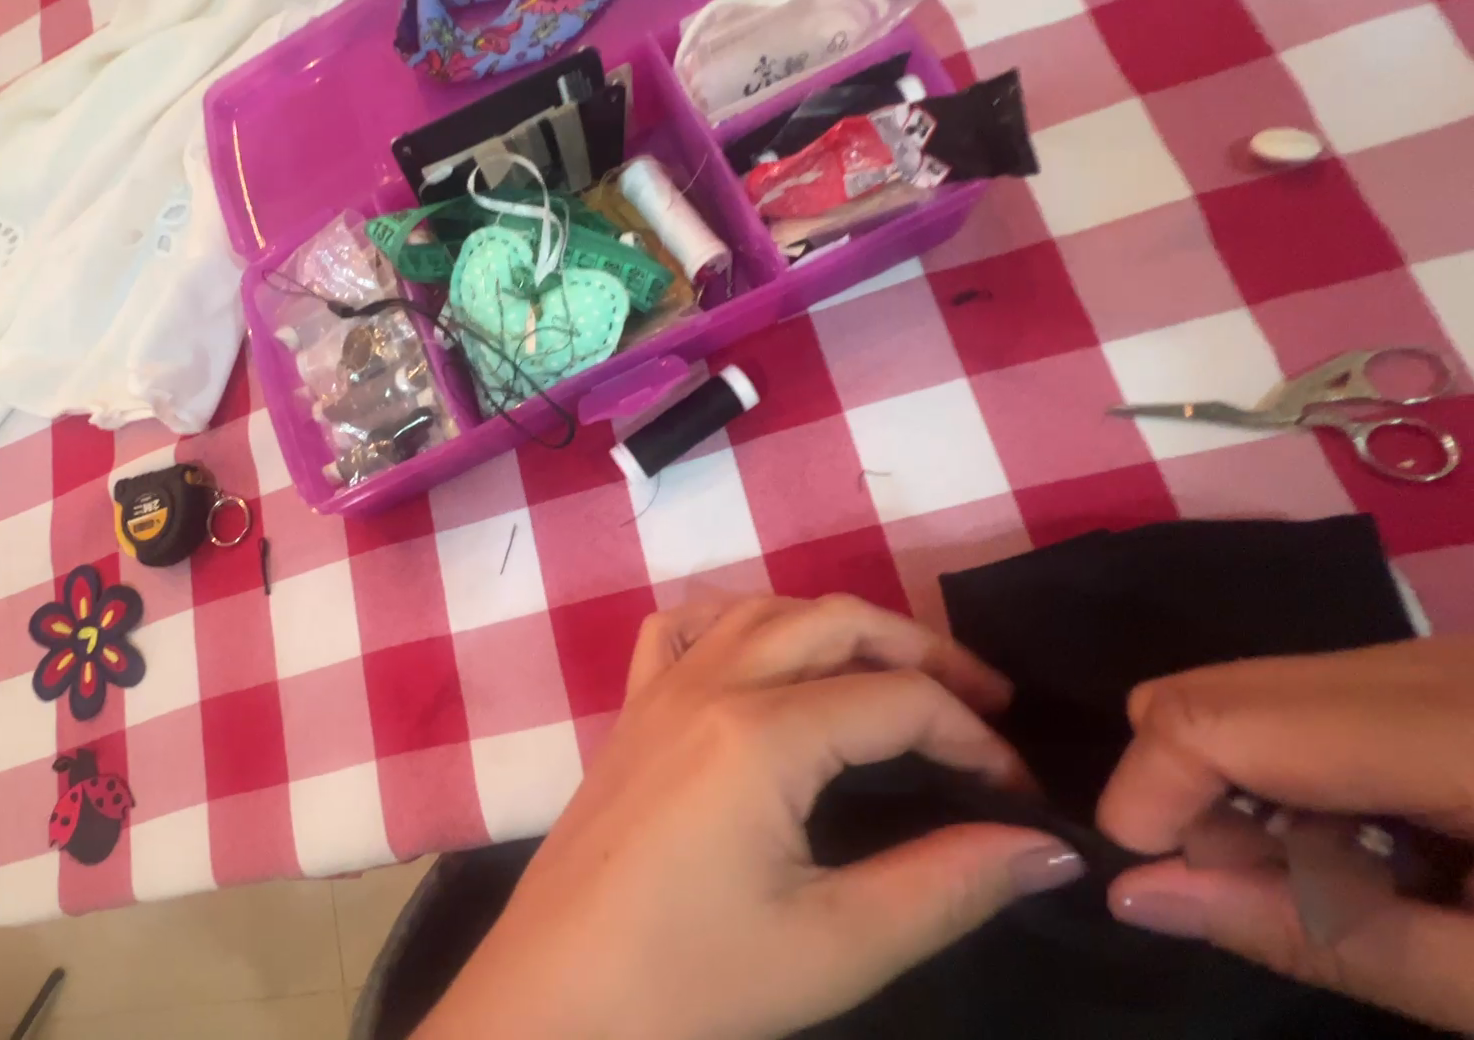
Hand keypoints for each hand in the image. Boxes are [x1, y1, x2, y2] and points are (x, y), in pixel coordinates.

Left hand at [413, 596, 1084, 1039]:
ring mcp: (658, 688)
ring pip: (760, 611)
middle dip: (921, 651)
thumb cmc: (690, 981)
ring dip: (834, 625)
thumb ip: (949, 883)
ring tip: (889, 672)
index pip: (898, 700)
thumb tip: (1051, 847)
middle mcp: (708, 684)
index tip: (1019, 794)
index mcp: (760, 733)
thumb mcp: (835, 944)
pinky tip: (759, 652)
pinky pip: (679, 628)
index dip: (975, 738)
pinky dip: (734, 621)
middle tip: (984, 702)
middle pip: (833, 622)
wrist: (554, 996)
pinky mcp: (629, 709)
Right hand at [1098, 637, 1473, 1031]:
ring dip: (1243, 787)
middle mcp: (1446, 662)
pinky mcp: (1462, 673)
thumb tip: (1132, 896)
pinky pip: (1311, 701)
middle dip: (1188, 792)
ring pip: (1254, 694)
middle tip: (1248, 891)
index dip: (1148, 792)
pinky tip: (1385, 848)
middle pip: (1213, 691)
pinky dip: (1301, 776)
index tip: (1148, 879)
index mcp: (1470, 730)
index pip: (1216, 718)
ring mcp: (1456, 658)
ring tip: (1333, 883)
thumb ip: (1321, 938)